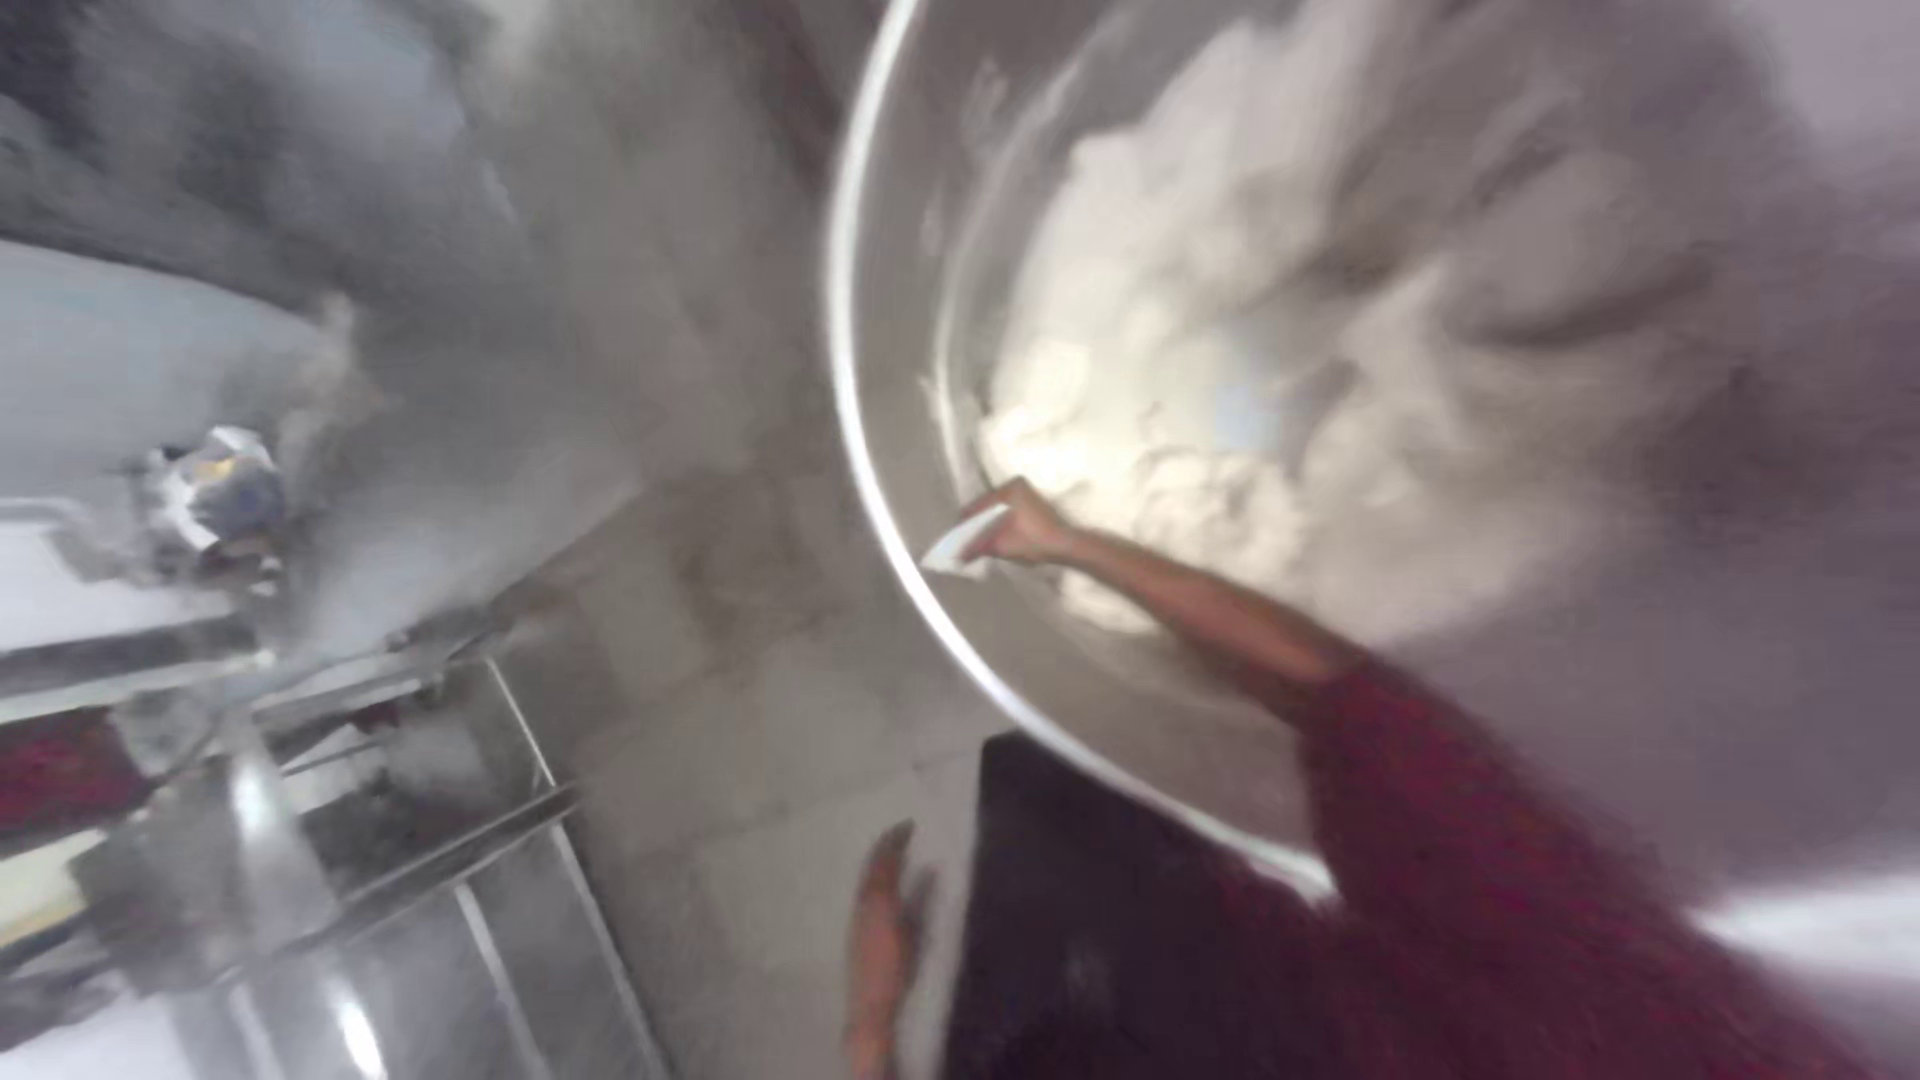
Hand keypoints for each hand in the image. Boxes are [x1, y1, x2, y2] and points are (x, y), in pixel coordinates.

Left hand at [845, 822, 928, 1075]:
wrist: (870, 1004)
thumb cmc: (897, 967)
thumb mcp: (915, 931)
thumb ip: (922, 897)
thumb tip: (931, 869)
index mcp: (878, 897)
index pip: (885, 858)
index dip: (896, 838)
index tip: (909, 823)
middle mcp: (863, 900)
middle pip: (871, 864)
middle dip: (885, 844)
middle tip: (900, 831)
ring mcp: (856, 913)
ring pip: (866, 876)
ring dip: (878, 859)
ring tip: (893, 850)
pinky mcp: (856, 926)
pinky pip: (864, 888)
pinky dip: (874, 875)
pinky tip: (883, 879)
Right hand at [960, 478, 1080, 564]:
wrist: (1067, 545)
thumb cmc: (1034, 542)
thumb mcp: (1001, 546)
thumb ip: (976, 548)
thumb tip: (957, 556)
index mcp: (1007, 490)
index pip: (976, 506)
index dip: (964, 525)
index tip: (956, 539)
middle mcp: (1015, 484)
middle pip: (985, 506)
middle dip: (976, 524)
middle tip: (966, 542)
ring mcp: (1025, 491)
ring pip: (996, 509)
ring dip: (988, 524)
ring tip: (979, 541)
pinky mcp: (1032, 501)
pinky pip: (1008, 510)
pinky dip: (1000, 522)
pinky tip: (996, 535)